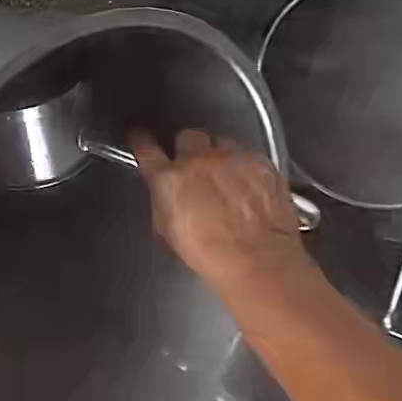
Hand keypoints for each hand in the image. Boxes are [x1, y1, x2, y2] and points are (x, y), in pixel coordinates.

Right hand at [129, 129, 310, 289]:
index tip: (141, 137)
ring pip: (219, 142)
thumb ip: (161, 199)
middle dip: (188, 149)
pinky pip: (247, 154)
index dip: (141, 139)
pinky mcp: (259, 162)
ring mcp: (231, 158)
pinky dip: (244, 166)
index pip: (146, 147)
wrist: (260, 263)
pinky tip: (247, 188)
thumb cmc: (216, 256)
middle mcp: (199, 161)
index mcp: (169, 177)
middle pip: (187, 136)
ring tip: (225, 182)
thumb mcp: (170, 231)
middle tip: (194, 170)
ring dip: (218, 157)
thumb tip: (162, 190)